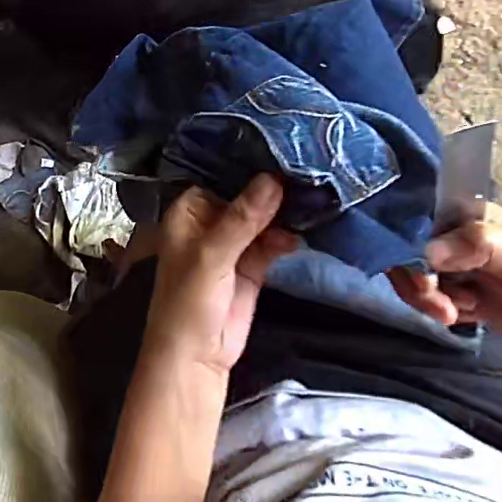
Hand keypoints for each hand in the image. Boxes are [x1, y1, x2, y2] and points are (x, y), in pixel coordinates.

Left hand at [143, 175, 298, 372]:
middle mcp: (210, 221)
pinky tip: (304, 229)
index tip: (281, 144)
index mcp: (189, 211)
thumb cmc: (188, 302)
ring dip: (284, 210)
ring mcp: (233, 243)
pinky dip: (287, 236)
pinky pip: (273, 241)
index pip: (219, 174)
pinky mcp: (252, 264)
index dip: (247, 161)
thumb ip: (242, 218)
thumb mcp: (212, 255)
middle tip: (307, 166)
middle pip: (246, 194)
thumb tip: (273, 179)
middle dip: (273, 185)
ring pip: (263, 217)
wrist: (196, 358)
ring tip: (313, 196)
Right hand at [391, 204, 501, 365]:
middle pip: (413, 251)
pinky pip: (430, 297)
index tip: (425, 277)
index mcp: (475, 215)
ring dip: (427, 299)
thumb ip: (478, 243)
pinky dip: (438, 310)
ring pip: (417, 276)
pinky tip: (462, 318)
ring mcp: (462, 266)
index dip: (413, 246)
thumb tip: (427, 253)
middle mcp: (462, 236)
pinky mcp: (462, 293)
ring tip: (453, 315)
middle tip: (439, 306)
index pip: (423, 219)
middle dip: (419, 281)